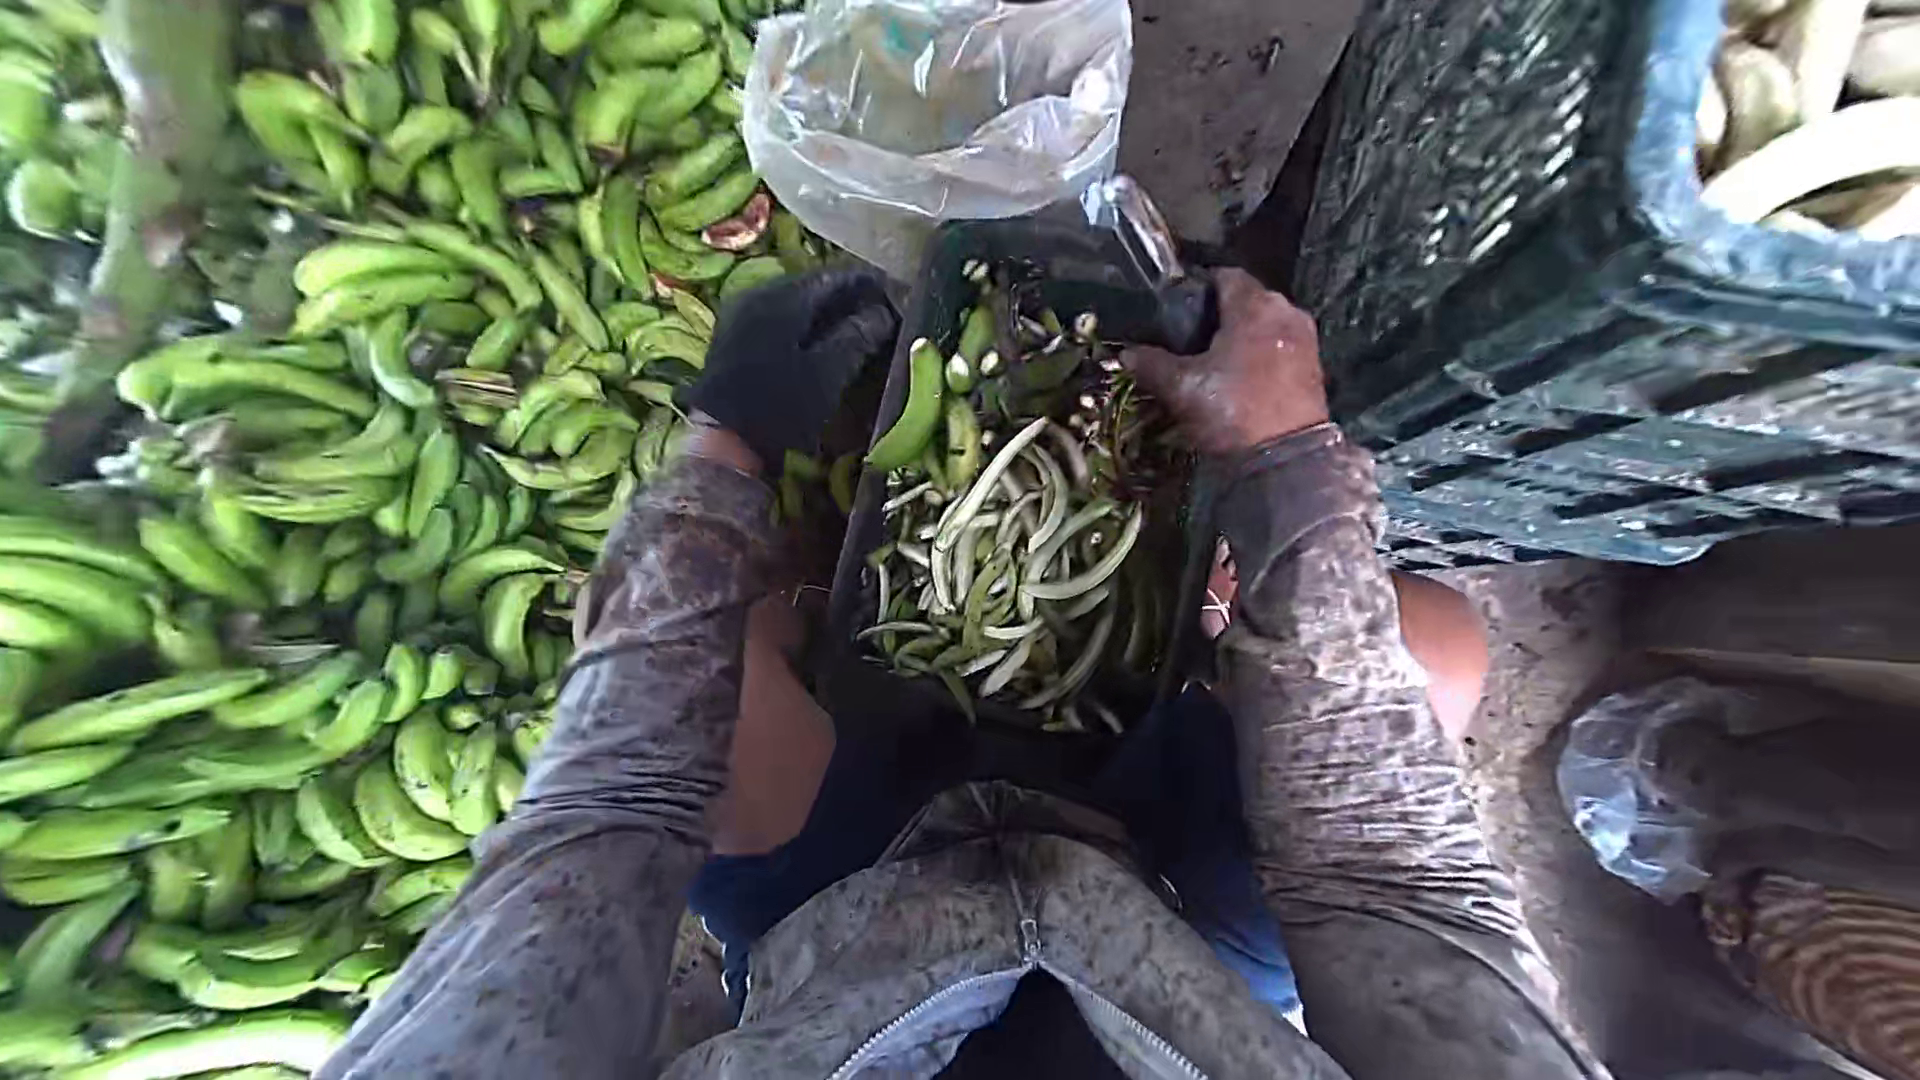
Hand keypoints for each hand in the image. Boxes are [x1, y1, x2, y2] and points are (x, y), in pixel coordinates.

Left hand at [683, 266, 898, 471]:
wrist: (725, 442)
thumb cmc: (780, 407)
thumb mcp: (827, 373)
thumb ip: (856, 338)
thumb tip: (882, 314)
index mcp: (782, 298)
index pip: (834, 277)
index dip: (867, 285)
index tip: (893, 296)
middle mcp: (758, 294)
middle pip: (812, 286)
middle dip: (846, 296)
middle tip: (877, 312)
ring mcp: (741, 313)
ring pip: (794, 301)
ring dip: (825, 310)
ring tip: (854, 327)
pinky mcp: (734, 335)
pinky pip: (777, 316)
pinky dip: (804, 323)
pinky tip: (820, 341)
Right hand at [1120, 268, 1329, 454]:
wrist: (1283, 457)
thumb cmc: (1231, 411)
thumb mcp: (1182, 388)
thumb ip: (1153, 365)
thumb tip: (1127, 353)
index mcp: (1254, 307)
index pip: (1226, 276)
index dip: (1200, 284)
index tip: (1179, 302)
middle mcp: (1286, 312)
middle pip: (1248, 299)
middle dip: (1220, 312)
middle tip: (1190, 335)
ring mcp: (1304, 339)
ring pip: (1265, 323)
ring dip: (1241, 334)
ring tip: (1213, 357)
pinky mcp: (1312, 366)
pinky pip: (1279, 345)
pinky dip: (1259, 352)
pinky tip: (1239, 375)